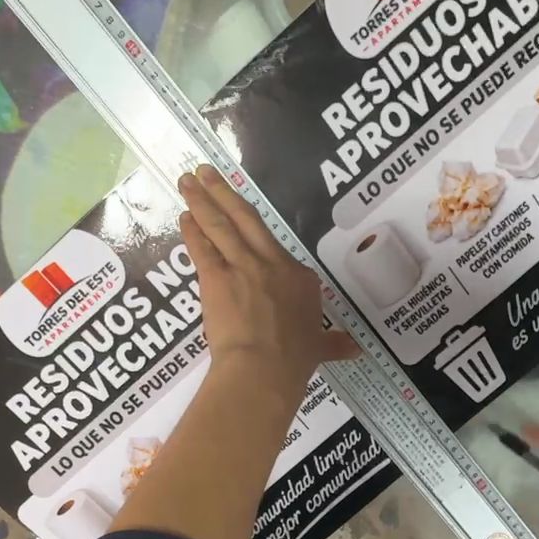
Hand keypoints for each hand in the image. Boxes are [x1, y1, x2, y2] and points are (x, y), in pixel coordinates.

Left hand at [178, 166, 357, 397]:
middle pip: (246, 219)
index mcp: (301, 279)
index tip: (247, 225)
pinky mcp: (216, 278)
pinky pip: (202, 248)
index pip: (279, 252)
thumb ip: (334, 344)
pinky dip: (192, 231)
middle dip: (223, 191)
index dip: (259, 237)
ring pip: (220, 225)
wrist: (264, 367)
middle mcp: (272, 264)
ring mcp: (243, 267)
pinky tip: (184, 216)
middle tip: (205, 170)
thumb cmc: (294, 360)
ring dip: (202, 200)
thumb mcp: (320, 348)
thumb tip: (355, 350)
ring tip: (187, 180)